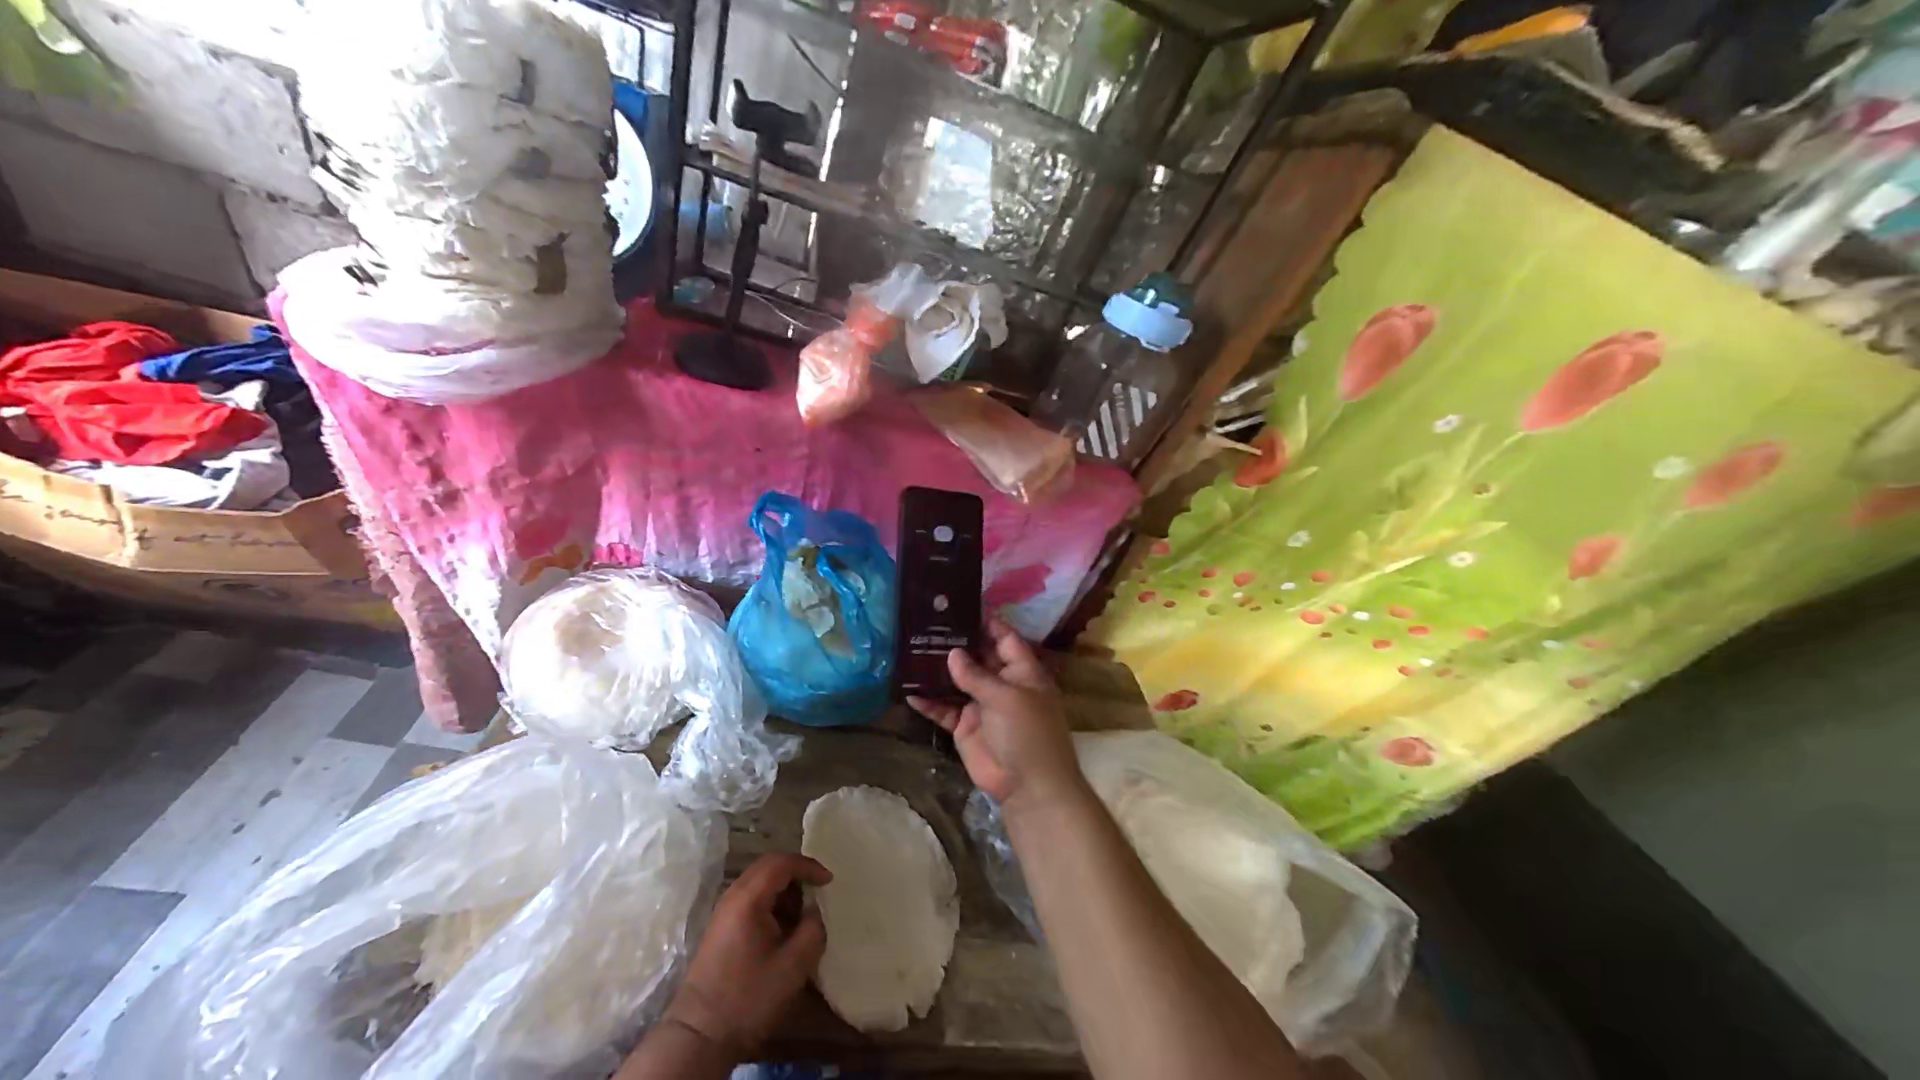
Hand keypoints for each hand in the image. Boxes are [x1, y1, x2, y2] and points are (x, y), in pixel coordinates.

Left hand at [666, 853, 830, 1059]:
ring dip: (783, 889)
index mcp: (748, 899)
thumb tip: (813, 912)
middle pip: (767, 866)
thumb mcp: (794, 965)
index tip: (829, 881)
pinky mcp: (721, 928)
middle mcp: (732, 896)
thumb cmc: (749, 996)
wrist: (700, 1034)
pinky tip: (783, 928)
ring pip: (758, 882)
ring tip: (803, 912)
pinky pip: (750, 900)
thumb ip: (813, 929)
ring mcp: (723, 912)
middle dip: (796, 873)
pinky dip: (771, 903)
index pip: (781, 862)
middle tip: (818, 890)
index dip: (808, 866)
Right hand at [907, 616, 1083, 810]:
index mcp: (1022, 671)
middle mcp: (1001, 684)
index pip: (1005, 638)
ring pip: (956, 681)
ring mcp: (981, 705)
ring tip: (911, 651)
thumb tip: (952, 653)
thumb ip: (977, 675)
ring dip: (937, 670)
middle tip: (926, 624)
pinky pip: (944, 708)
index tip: (961, 606)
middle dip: (955, 644)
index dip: (987, 622)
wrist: (1028, 785)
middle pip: (977, 657)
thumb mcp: (1006, 697)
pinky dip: (929, 701)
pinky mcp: (965, 726)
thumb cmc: (1028, 732)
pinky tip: (909, 692)